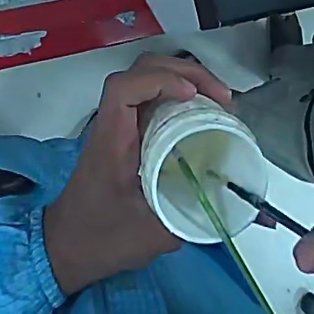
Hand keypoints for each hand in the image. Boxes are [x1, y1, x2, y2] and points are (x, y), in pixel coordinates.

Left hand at [42, 54, 234, 294]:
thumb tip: (247, 212)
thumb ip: (199, 219)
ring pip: (146, 78)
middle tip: (223, 98)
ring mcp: (119, 123)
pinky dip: (178, 94)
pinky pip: (152, 97)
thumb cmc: (101, 237)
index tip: (192, 96)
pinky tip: (202, 112)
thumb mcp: (153, 233)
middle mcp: (113, 122)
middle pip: (140, 71)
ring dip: (183, 78)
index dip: (158, 81)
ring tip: (218, 101)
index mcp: (112, 139)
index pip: (123, 89)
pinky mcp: (127, 130)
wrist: (67, 243)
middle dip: (184, 72)